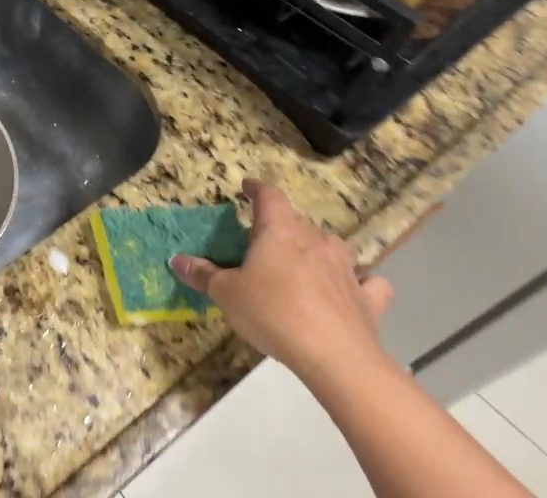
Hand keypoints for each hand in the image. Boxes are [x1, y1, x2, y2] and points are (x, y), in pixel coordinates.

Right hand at [170, 179, 394, 380]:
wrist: (336, 357)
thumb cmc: (273, 313)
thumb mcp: (226, 294)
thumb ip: (203, 275)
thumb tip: (177, 260)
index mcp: (280, 231)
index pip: (270, 196)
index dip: (257, 189)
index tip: (247, 189)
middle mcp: (316, 241)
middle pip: (299, 222)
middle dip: (283, 228)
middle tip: (265, 244)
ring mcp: (347, 269)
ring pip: (332, 247)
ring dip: (318, 251)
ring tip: (304, 265)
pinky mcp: (368, 299)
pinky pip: (369, 283)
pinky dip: (362, 283)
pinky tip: (354, 292)